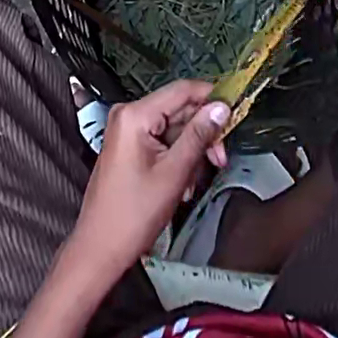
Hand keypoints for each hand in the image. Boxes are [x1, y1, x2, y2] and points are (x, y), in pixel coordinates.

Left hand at [70, 80, 229, 273]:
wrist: (101, 246)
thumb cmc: (133, 214)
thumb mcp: (174, 172)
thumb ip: (199, 135)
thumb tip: (221, 107)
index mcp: (135, 115)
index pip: (182, 90)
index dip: (212, 98)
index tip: (236, 113)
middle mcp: (128, 114)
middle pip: (179, 109)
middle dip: (203, 133)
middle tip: (220, 159)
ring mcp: (127, 129)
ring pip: (174, 127)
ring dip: (192, 150)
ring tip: (195, 180)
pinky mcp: (129, 144)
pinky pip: (162, 140)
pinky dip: (178, 157)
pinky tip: (182, 182)